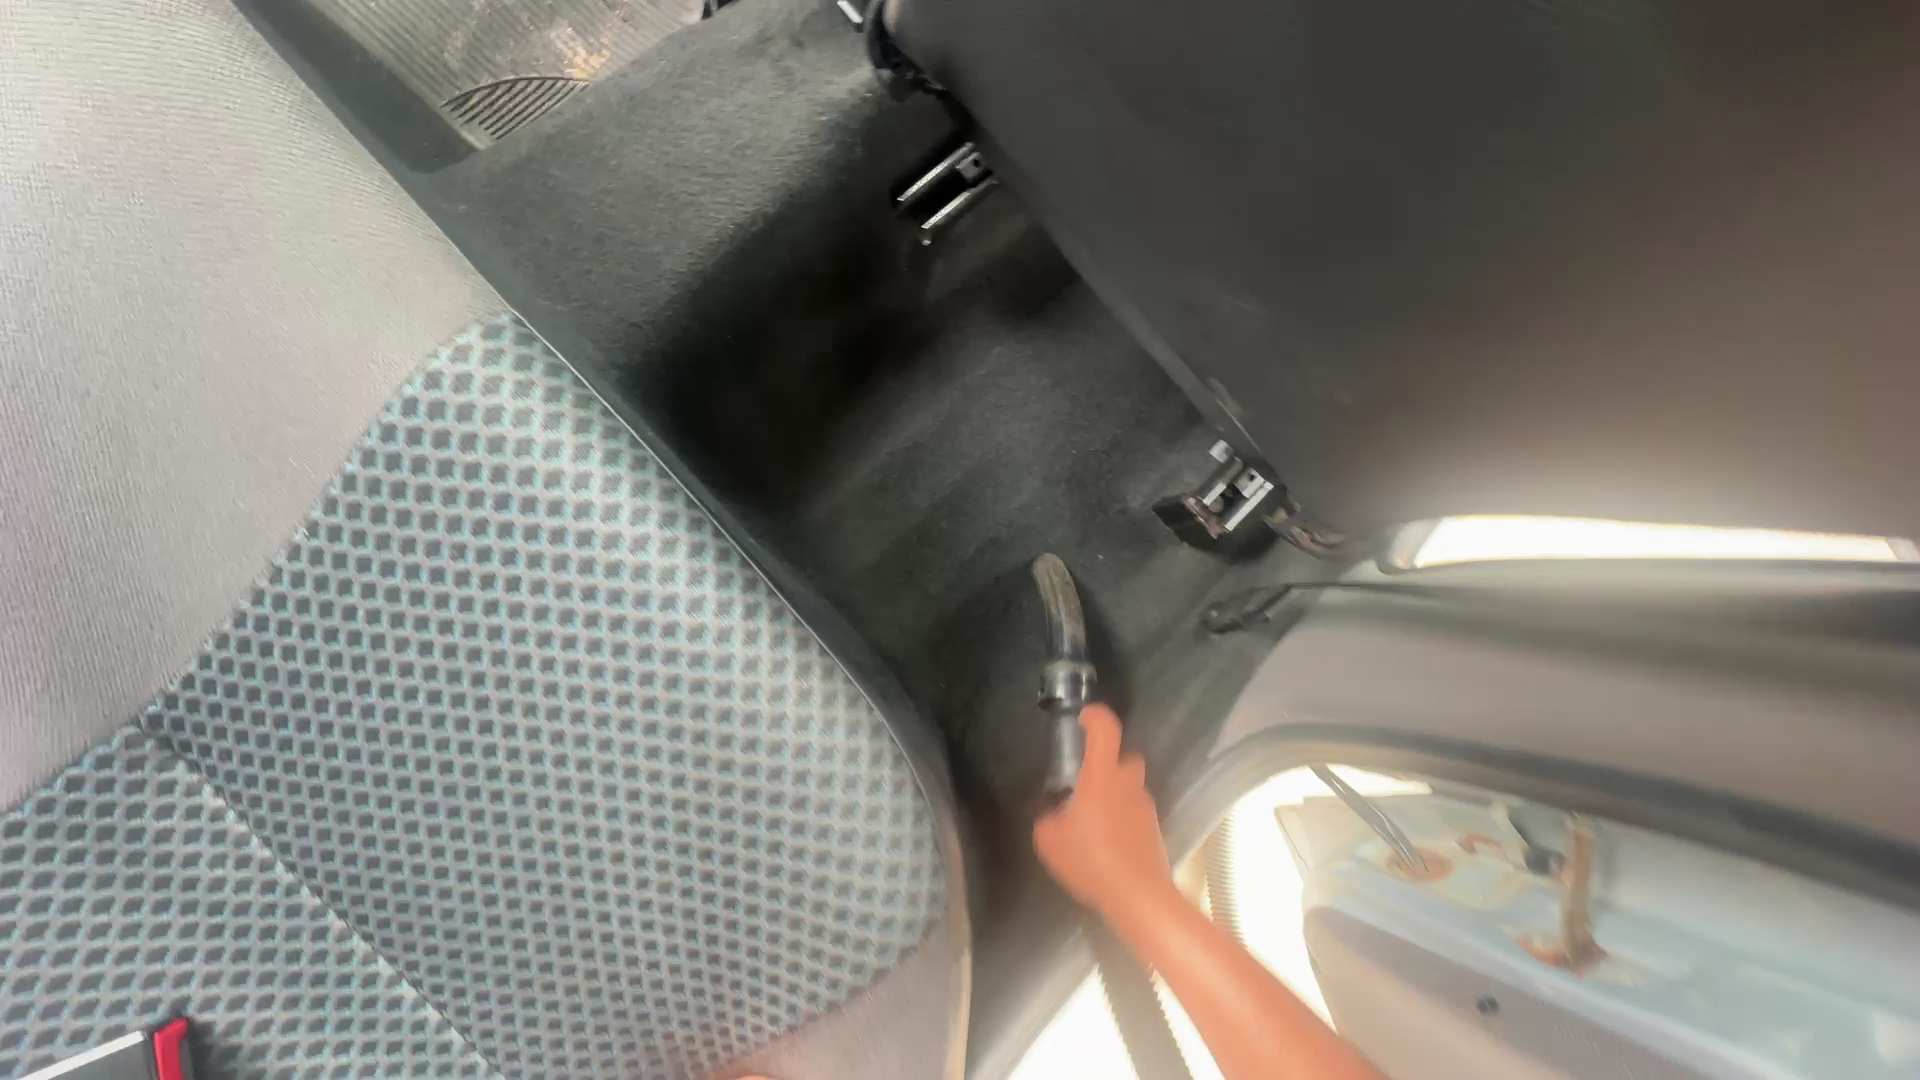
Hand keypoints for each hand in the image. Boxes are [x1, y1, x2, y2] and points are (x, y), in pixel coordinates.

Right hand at [1033, 704, 1172, 919]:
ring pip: (1130, 787)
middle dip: (1108, 763)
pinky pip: (1135, 812)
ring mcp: (1146, 806)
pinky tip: (1107, 844)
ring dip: (1115, 794)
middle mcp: (1128, 783)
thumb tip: (1055, 813)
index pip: (1106, 730)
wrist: (1138, 897)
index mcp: (1102, 776)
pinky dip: (1123, 819)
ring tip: (1093, 822)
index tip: (1083, 719)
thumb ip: (1048, 818)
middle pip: (1124, 757)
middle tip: (1086, 783)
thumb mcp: (1049, 840)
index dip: (1095, 716)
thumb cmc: (1092, 860)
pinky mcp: (1155, 829)